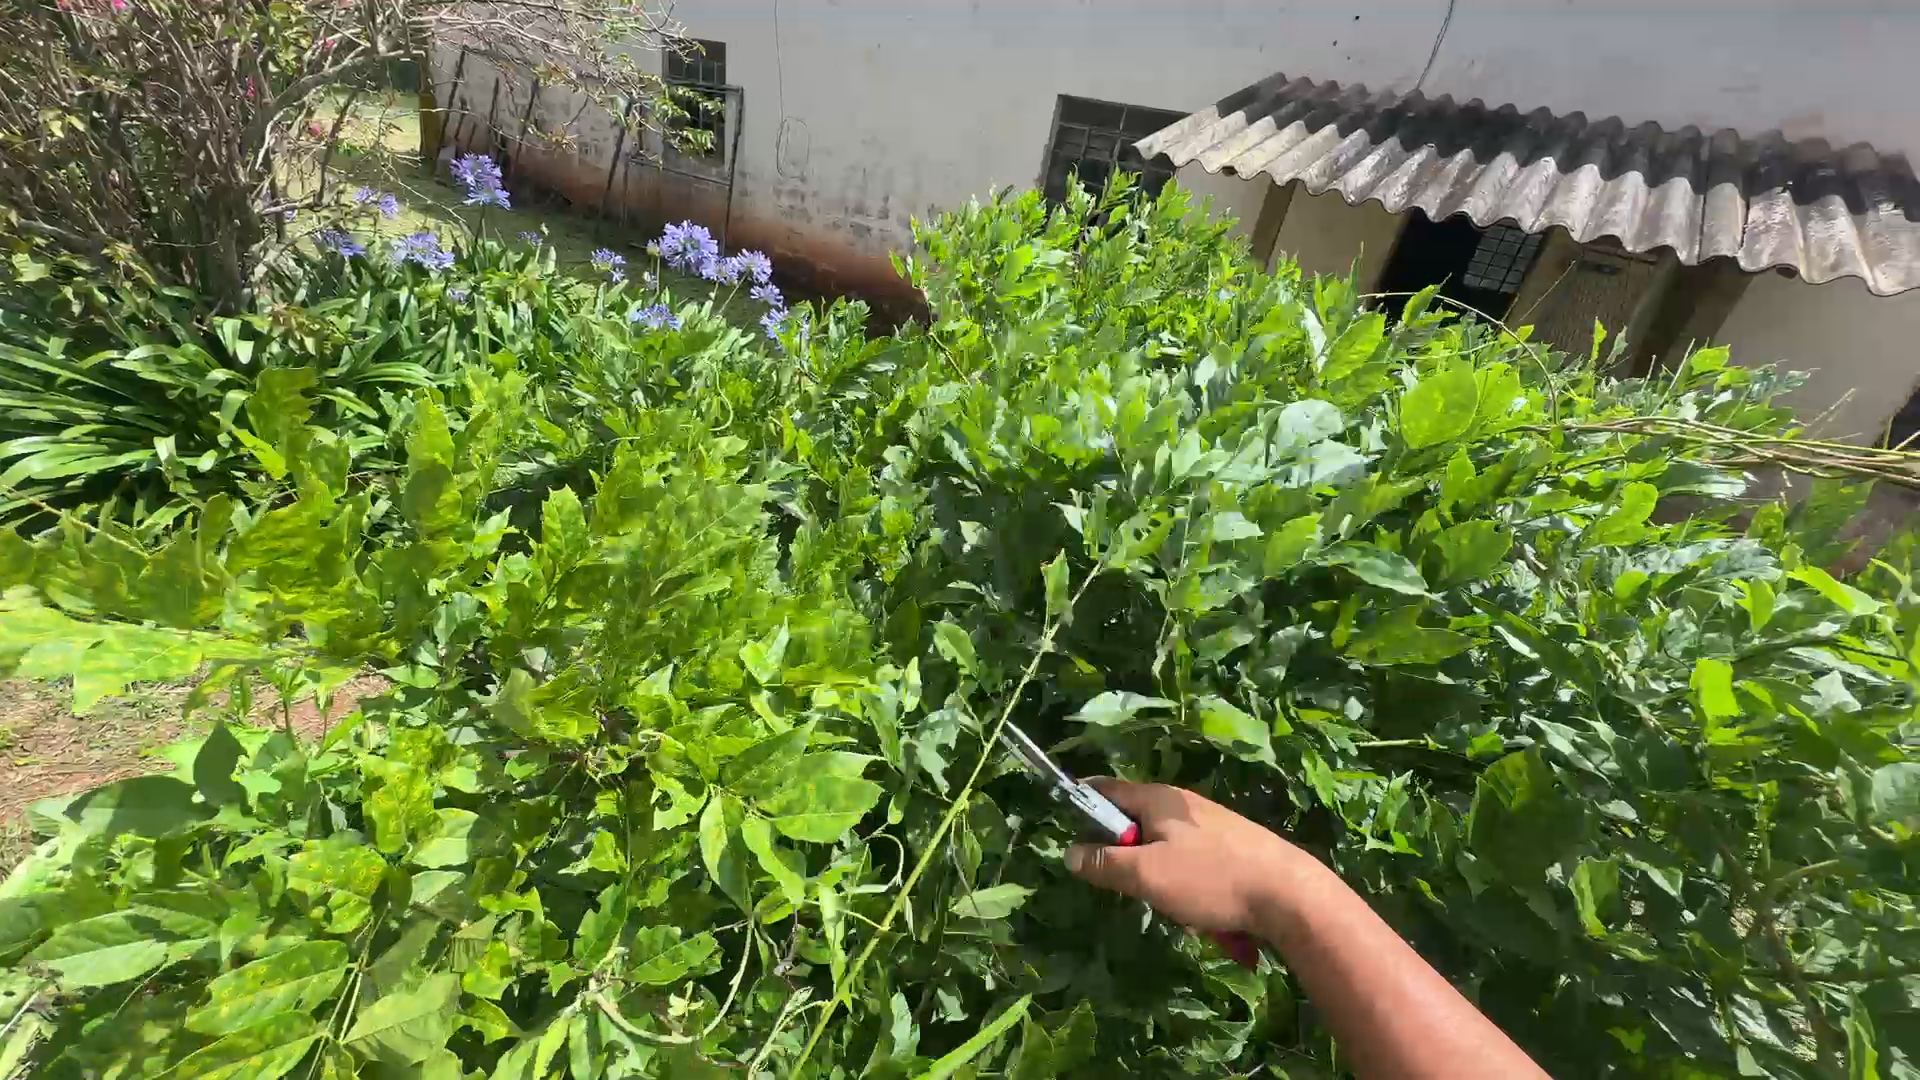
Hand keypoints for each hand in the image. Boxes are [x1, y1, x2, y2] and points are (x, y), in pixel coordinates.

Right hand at [1063, 778, 1311, 936]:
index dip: (1083, 801)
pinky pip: (1190, 861)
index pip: (1106, 788)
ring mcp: (1209, 823)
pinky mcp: (1230, 845)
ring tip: (1175, 907)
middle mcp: (1181, 803)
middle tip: (1130, 884)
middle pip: (1134, 821)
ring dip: (1158, 876)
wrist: (1292, 895)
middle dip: (1127, 855)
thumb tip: (1070, 853)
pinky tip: (1202, 914)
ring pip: (1163, 847)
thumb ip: (1106, 864)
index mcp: (1157, 798)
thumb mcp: (1148, 876)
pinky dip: (1186, 884)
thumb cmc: (1211, 878)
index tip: (1067, 822)